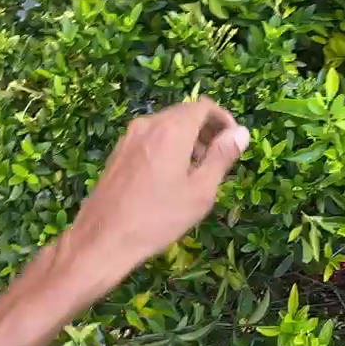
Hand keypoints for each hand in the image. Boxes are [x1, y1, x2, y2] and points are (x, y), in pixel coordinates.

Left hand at [57, 99, 249, 283]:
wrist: (103, 238)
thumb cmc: (158, 217)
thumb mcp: (200, 191)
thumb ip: (222, 157)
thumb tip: (241, 133)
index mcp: (171, 129)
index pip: (203, 107)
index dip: (223, 120)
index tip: (233, 144)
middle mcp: (148, 124)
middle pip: (184, 114)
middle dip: (206, 131)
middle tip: (218, 161)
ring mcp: (129, 137)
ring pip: (166, 126)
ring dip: (187, 140)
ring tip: (196, 172)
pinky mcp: (118, 152)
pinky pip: (150, 138)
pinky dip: (167, 147)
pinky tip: (169, 178)